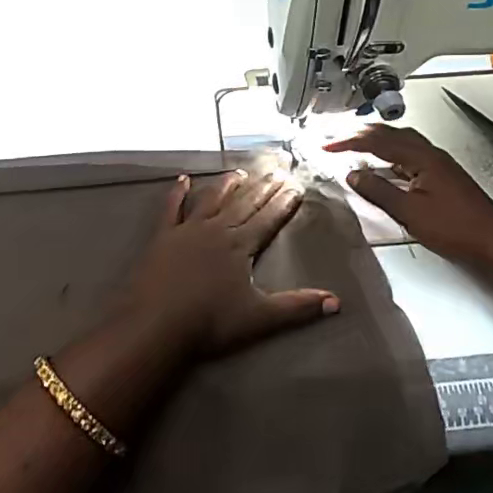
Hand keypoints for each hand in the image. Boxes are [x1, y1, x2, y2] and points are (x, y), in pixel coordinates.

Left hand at [117, 171, 339, 361]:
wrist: (156, 322)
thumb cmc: (210, 322)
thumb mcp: (259, 318)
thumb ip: (297, 307)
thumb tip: (336, 302)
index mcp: (240, 246)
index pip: (268, 219)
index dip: (283, 202)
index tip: (296, 185)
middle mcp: (216, 230)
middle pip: (244, 204)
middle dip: (263, 187)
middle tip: (277, 170)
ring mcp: (187, 229)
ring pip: (212, 199)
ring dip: (227, 184)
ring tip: (240, 171)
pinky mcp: (163, 236)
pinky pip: (172, 208)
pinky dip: (177, 192)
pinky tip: (182, 179)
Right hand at [325, 125, 492, 258]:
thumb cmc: (458, 229)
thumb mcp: (409, 212)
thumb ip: (378, 190)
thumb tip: (354, 175)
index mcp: (422, 157)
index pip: (378, 141)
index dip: (349, 141)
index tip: (329, 145)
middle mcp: (431, 155)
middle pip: (391, 134)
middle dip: (361, 134)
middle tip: (338, 138)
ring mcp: (439, 165)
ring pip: (401, 142)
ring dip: (376, 141)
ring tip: (356, 145)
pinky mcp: (443, 177)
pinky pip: (409, 155)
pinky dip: (390, 154)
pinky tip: (385, 167)